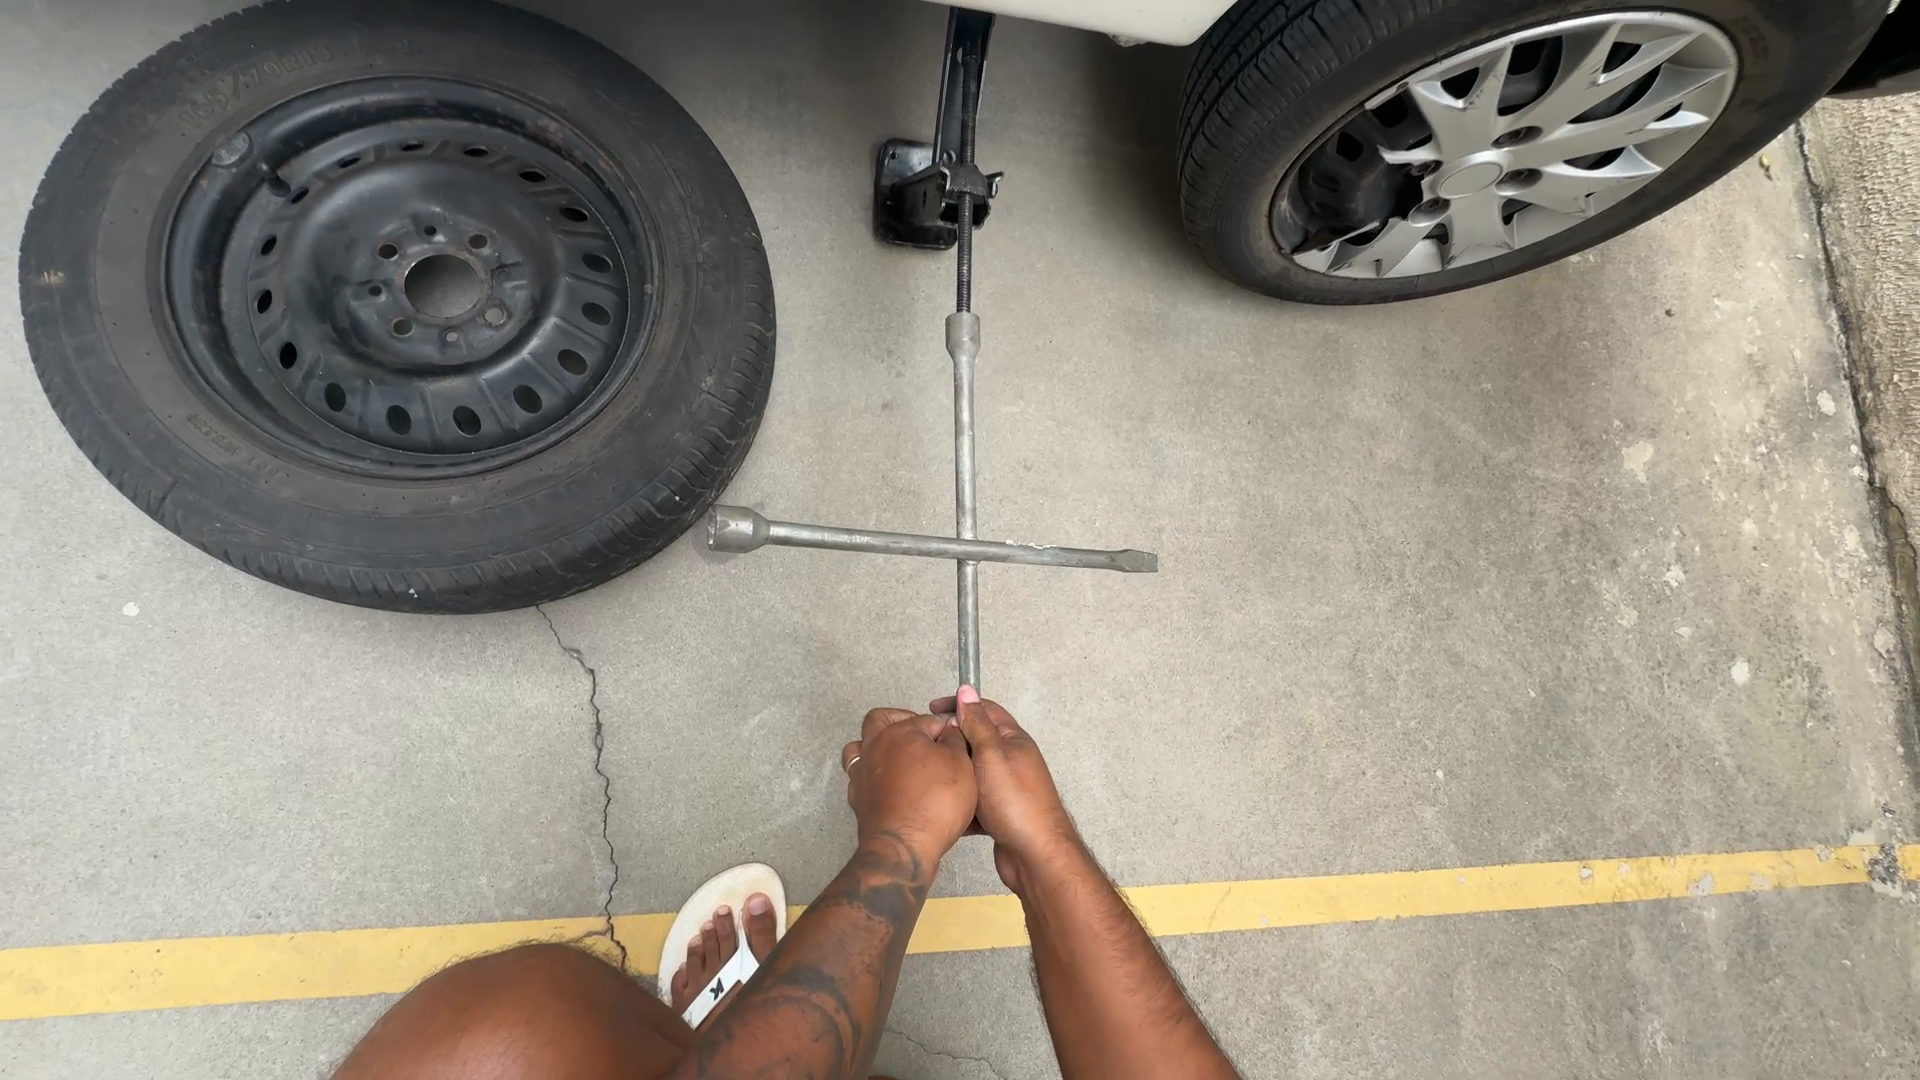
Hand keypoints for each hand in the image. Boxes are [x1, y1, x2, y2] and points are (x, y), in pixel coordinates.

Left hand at [841, 708, 977, 873]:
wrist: (903, 848)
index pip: (926, 720)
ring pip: (860, 746)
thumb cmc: (936, 802)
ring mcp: (861, 773)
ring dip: (876, 747)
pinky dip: (873, 776)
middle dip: (900, 721)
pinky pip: (860, 777)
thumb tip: (948, 729)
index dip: (944, 730)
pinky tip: (890, 786)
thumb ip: (955, 740)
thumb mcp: (961, 765)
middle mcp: (875, 746)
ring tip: (899, 759)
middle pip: (879, 719)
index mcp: (900, 732)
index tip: (956, 743)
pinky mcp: (857, 799)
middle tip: (921, 738)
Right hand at [932, 688, 1082, 893]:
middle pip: (976, 741)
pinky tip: (945, 805)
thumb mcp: (991, 754)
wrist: (1034, 855)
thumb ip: (977, 723)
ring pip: (972, 772)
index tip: (933, 709)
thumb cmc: (1017, 802)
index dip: (959, 705)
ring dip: (954, 773)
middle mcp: (1011, 760)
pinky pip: (973, 800)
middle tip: (927, 744)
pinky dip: (961, 802)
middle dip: (952, 741)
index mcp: (1012, 739)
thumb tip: (966, 692)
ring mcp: (1005, 787)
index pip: (984, 710)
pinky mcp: (998, 812)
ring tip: (931, 775)